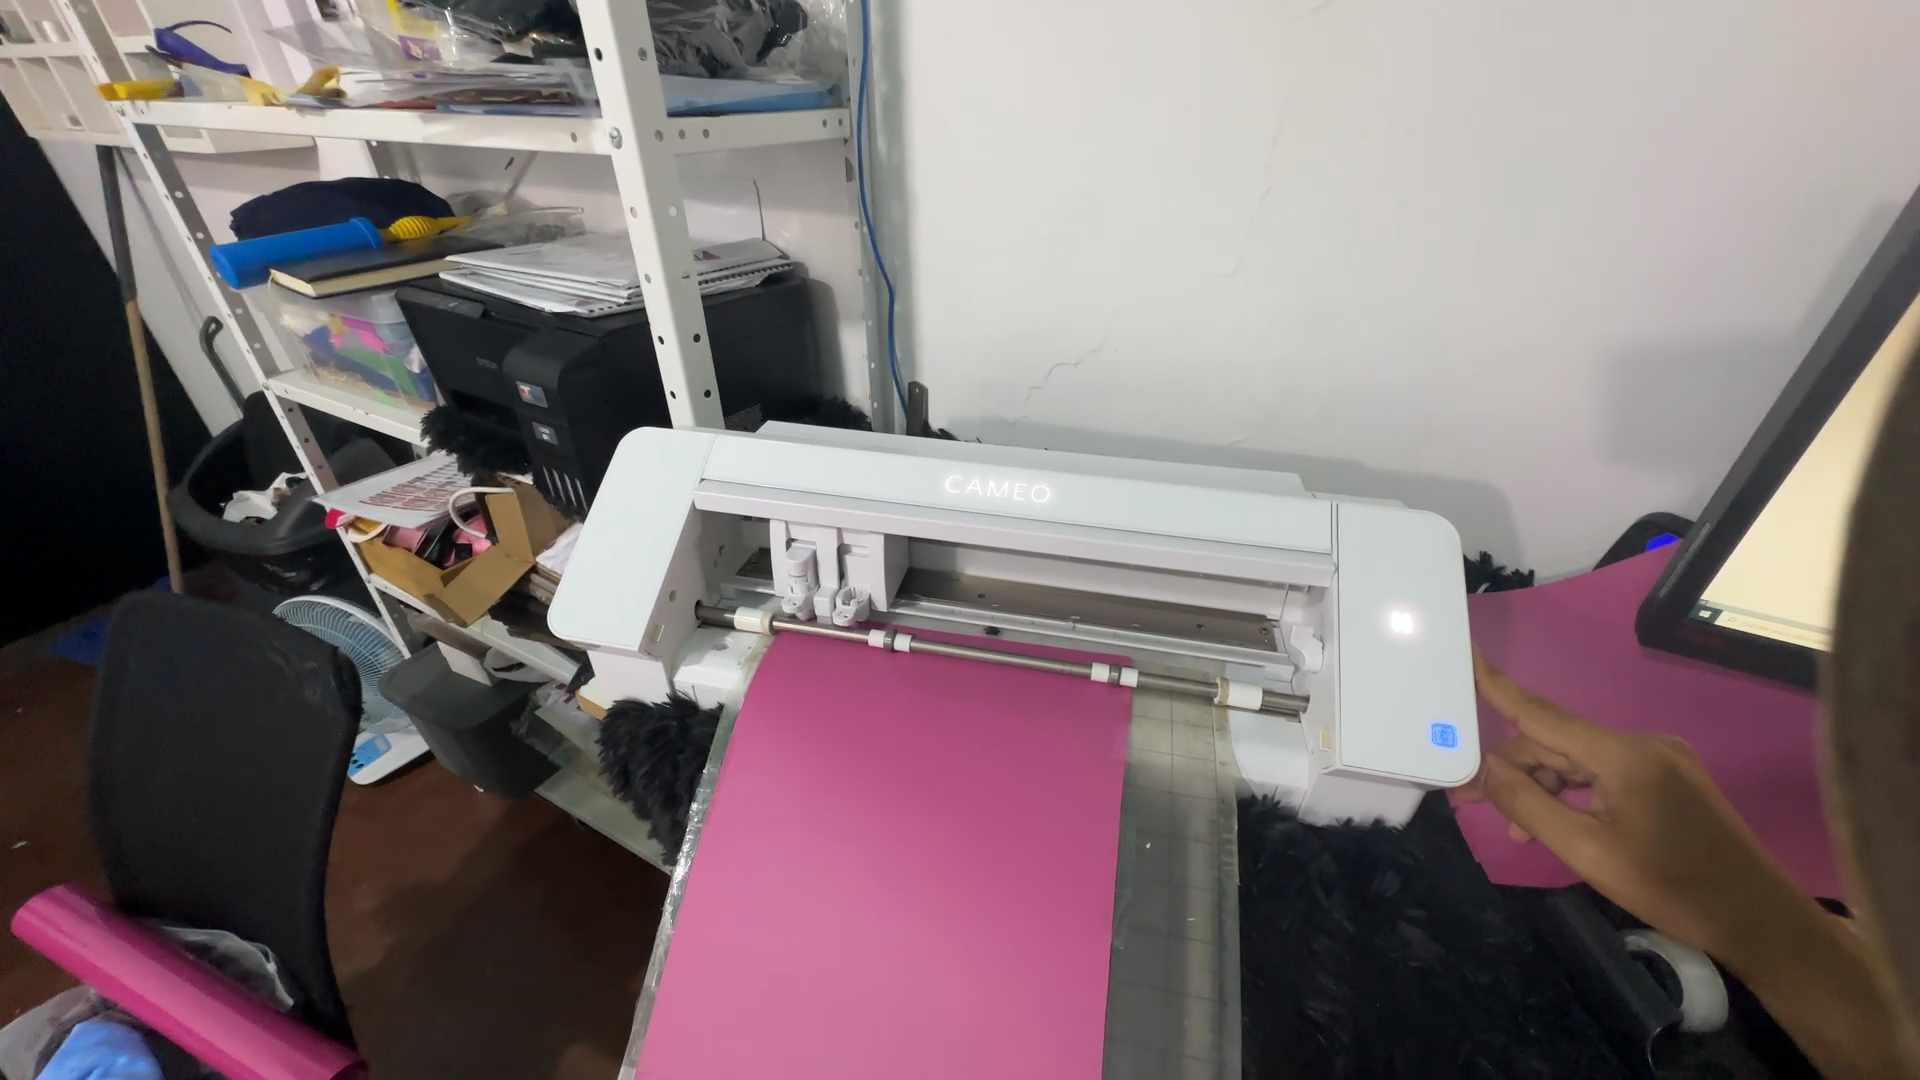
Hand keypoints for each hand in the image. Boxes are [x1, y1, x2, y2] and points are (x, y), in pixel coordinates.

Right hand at [1463, 653, 1817, 967]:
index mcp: (1623, 755)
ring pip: (1573, 762)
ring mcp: (1657, 760)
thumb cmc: (1671, 887)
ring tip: (1516, 826)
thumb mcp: (1584, 850)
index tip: (1466, 653)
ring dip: (1540, 788)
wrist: (1765, 926)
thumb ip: (1525, 802)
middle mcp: (1641, 744)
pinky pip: (1599, 775)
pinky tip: (1553, 822)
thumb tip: (1486, 769)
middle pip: (1552, 744)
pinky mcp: (1666, 780)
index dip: (1496, 685)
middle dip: (1510, 769)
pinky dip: (1570, 794)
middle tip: (1470, 798)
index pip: (1539, 712)